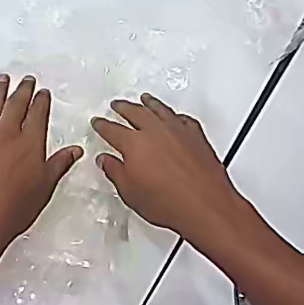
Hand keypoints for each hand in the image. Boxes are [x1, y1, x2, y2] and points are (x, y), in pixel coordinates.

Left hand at [0, 74, 81, 276]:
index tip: (43, 93)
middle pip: (16, 106)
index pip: (38, 116)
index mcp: (29, 144)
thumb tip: (75, 150)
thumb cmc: (12, 210)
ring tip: (2, 79)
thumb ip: (59, 164)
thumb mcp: (45, 188)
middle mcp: (6, 136)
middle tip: (26, 80)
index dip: (41, 102)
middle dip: (22, 91)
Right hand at [91, 94, 252, 240]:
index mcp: (134, 143)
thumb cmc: (171, 202)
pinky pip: (182, 118)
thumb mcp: (130, 192)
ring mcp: (177, 130)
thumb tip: (106, 161)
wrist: (204, 204)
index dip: (103, 125)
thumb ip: (115, 172)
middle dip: (123, 108)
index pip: (112, 129)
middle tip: (117, 105)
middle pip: (135, 112)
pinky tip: (174, 116)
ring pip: (159, 109)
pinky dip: (175, 115)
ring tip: (144, 99)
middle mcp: (155, 131)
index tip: (99, 122)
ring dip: (149, 103)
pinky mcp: (196, 135)